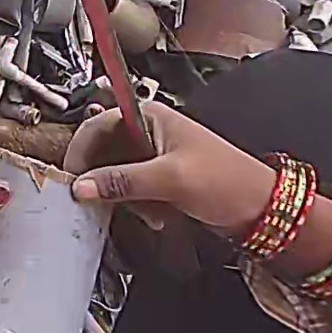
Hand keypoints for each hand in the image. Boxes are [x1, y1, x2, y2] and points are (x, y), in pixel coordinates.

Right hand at [65, 102, 274, 233]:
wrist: (261, 209)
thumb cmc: (226, 180)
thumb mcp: (170, 178)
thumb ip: (122, 181)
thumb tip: (81, 186)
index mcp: (149, 116)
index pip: (98, 125)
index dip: (81, 150)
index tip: (70, 178)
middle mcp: (146, 132)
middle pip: (102, 152)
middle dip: (104, 180)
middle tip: (104, 201)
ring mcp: (152, 157)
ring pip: (113, 175)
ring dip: (122, 197)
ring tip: (145, 211)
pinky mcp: (157, 179)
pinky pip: (129, 191)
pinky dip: (135, 206)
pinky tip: (154, 216)